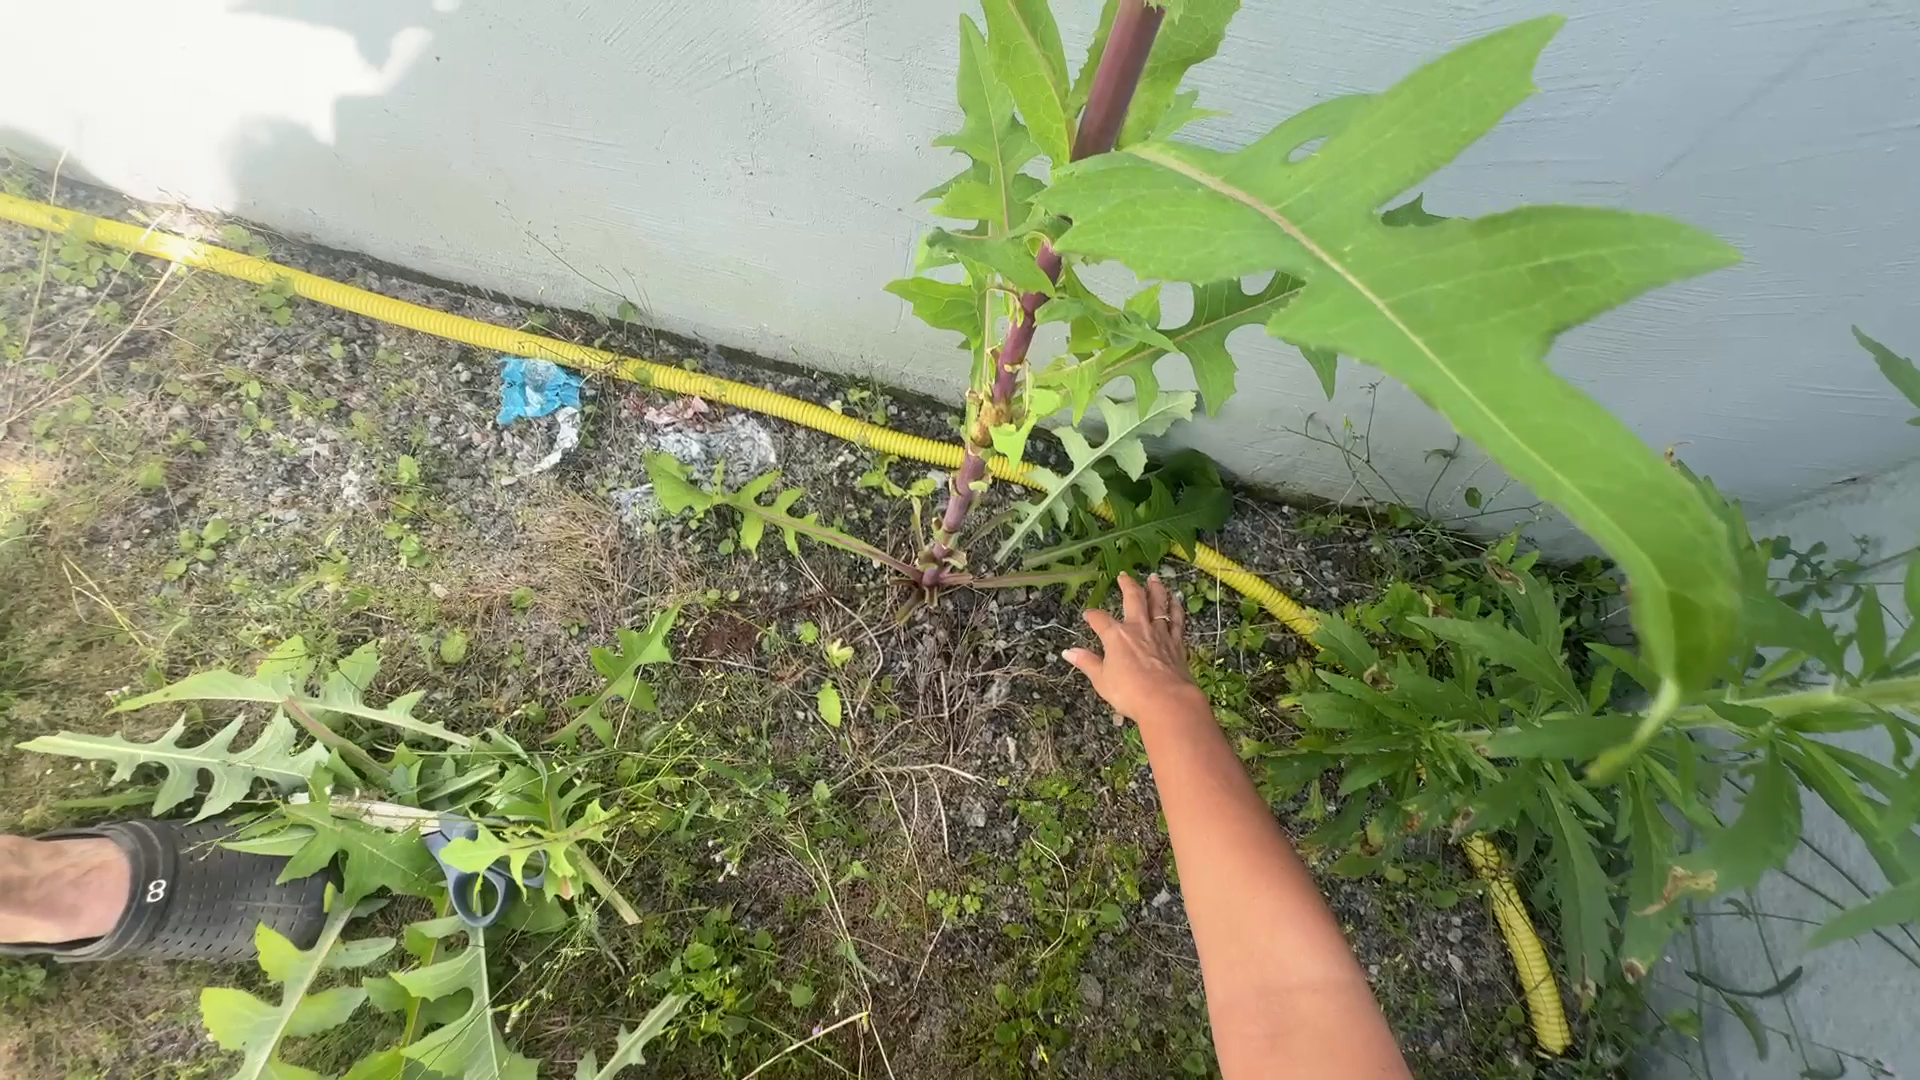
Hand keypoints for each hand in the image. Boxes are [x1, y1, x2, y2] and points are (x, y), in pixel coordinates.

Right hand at [1063, 574, 1207, 723]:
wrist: (1167, 700)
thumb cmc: (1130, 692)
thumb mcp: (1101, 680)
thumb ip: (1087, 663)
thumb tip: (1068, 652)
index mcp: (1116, 635)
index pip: (1099, 619)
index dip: (1092, 616)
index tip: (1088, 614)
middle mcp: (1138, 628)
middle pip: (1133, 599)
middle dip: (1128, 585)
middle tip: (1124, 576)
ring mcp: (1159, 633)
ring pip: (1159, 604)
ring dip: (1156, 589)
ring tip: (1154, 578)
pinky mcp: (1176, 643)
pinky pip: (1177, 620)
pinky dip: (1176, 609)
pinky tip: (1176, 602)